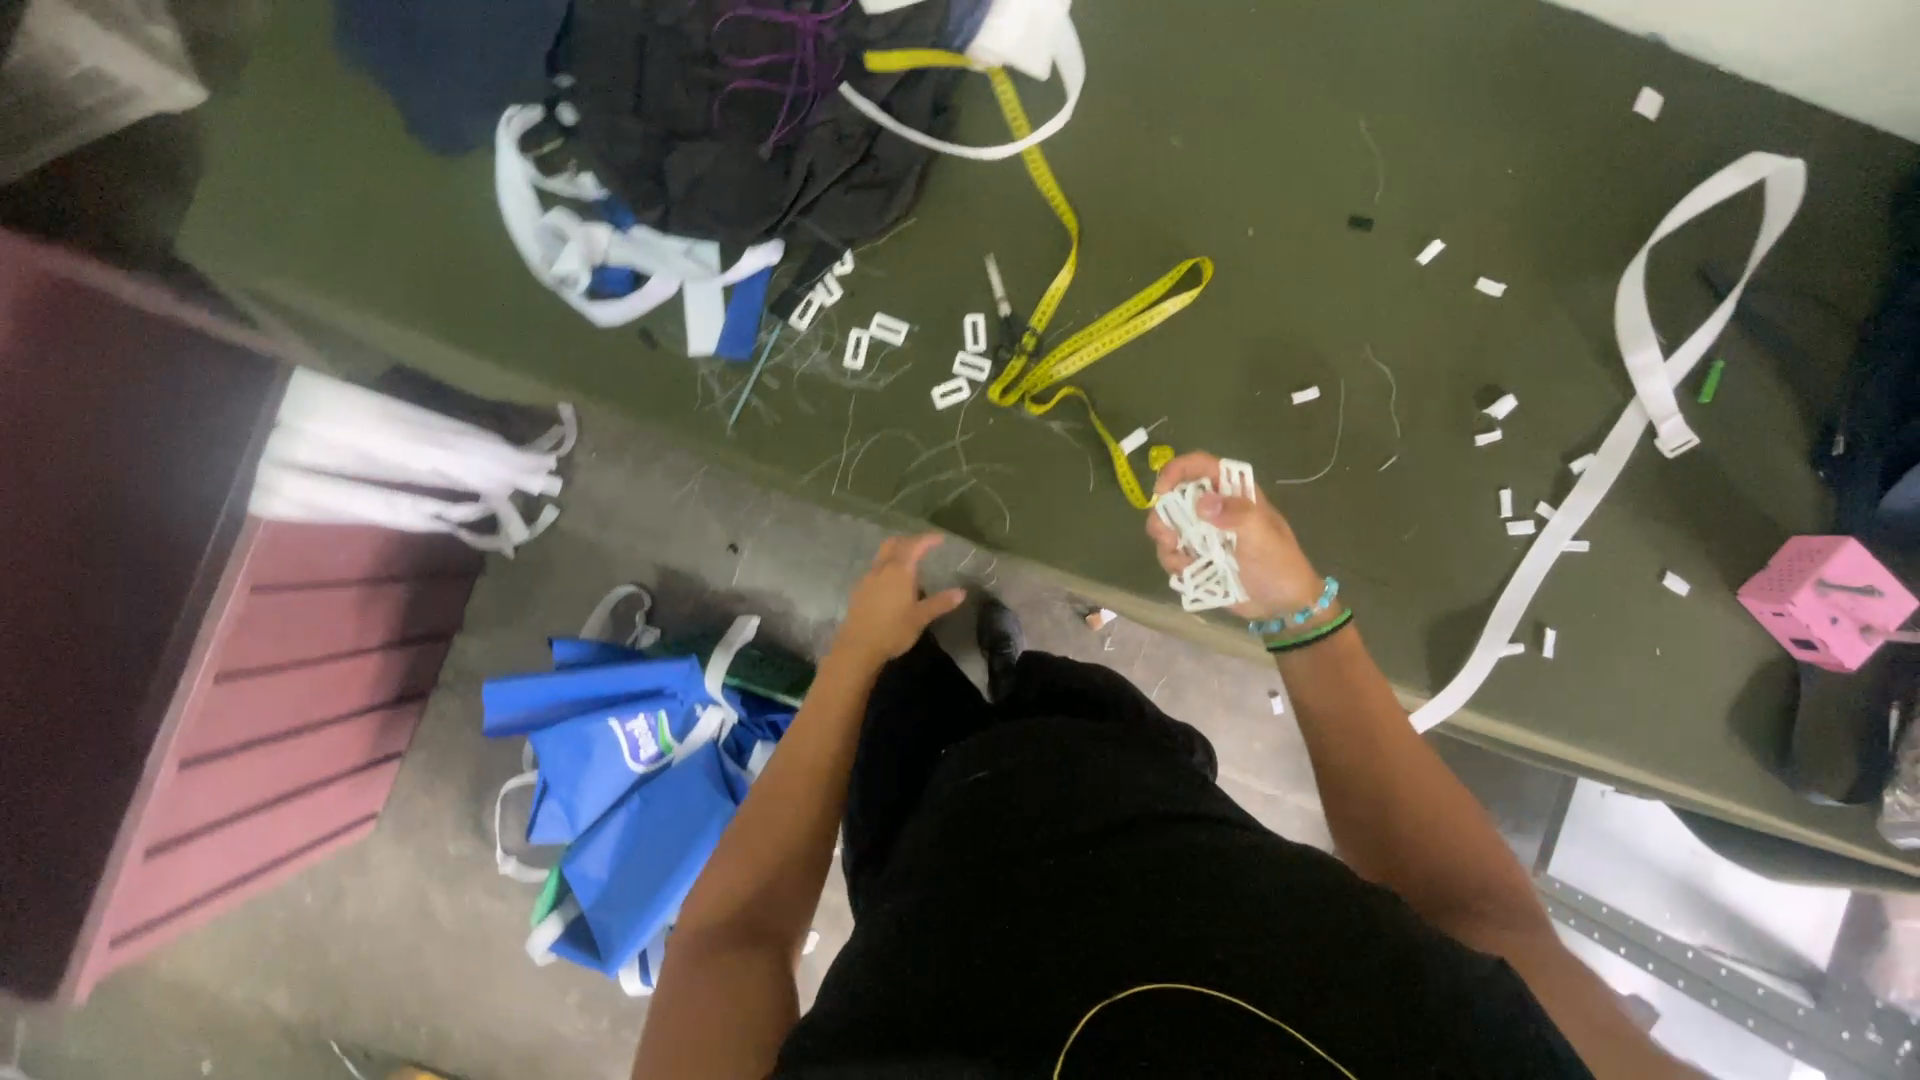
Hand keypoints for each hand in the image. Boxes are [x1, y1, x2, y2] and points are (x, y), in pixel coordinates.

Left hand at [832, 533, 967, 667]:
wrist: (857, 647)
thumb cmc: (893, 630)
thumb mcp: (920, 618)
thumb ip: (940, 603)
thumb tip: (961, 592)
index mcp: (899, 571)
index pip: (914, 546)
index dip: (928, 539)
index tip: (940, 539)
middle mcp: (881, 569)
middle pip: (894, 544)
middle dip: (909, 541)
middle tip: (923, 547)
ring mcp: (867, 578)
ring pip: (882, 556)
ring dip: (896, 554)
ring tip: (911, 567)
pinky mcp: (859, 590)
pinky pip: (875, 569)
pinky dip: (887, 567)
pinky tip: (893, 584)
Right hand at [1146, 452, 1326, 621]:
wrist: (1282, 606)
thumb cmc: (1279, 565)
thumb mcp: (1263, 538)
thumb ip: (1238, 515)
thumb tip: (1202, 502)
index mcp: (1234, 494)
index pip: (1201, 466)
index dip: (1177, 470)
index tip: (1161, 491)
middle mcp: (1214, 509)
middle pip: (1174, 496)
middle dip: (1163, 515)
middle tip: (1168, 537)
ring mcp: (1203, 534)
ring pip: (1168, 525)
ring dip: (1165, 541)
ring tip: (1181, 560)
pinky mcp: (1196, 557)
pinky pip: (1171, 552)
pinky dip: (1172, 561)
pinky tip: (1187, 571)